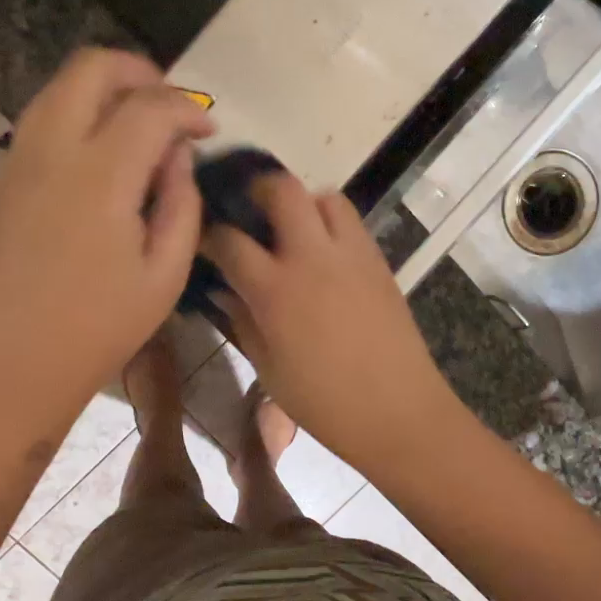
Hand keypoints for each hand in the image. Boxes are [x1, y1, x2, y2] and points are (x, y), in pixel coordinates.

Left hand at [0, 49, 213, 407]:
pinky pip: (42, 118)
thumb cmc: (102, 327)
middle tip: (171, 106)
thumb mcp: (166, 274)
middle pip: (92, 68)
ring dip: (104, 89)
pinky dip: (77, 114)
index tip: (209, 131)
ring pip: (60, 86)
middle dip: (140, 73)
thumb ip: (182, 204)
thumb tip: (177, 157)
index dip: (188, 108)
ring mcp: (20, 160)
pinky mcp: (4, 178)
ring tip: (139, 125)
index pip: (151, 107)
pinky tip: (102, 154)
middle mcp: (54, 150)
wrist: (20, 360)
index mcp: (101, 176)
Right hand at [202, 171, 461, 468]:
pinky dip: (330, 225)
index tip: (201, 237)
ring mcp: (351, 255)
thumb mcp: (269, 370)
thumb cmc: (324, 403)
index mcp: (276, 290)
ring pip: (324, 197)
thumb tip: (223, 290)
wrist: (398, 411)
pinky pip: (351, 224)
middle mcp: (312, 257)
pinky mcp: (378, 262)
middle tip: (247, 209)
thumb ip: (242, 322)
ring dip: (302, 203)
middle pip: (282, 190)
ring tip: (291, 230)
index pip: (230, 240)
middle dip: (258, 189)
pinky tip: (322, 256)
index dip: (209, 233)